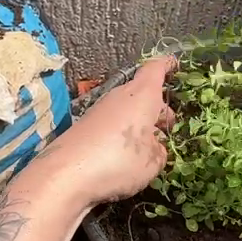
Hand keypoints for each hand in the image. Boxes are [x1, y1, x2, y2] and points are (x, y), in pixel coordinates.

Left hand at [25, 57, 177, 211]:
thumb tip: (154, 147)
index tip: (175, 65)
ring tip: (150, 145)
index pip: (155, 69)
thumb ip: (159, 150)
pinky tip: (126, 155)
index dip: (167, 65)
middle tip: (168, 125)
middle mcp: (120, 96)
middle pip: (142, 92)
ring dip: (140, 122)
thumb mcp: (153, 162)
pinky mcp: (84, 127)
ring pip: (127, 109)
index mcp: (142, 95)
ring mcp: (99, 110)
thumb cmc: (119, 161)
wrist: (66, 175)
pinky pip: (111, 124)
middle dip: (157, 106)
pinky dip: (122, 133)